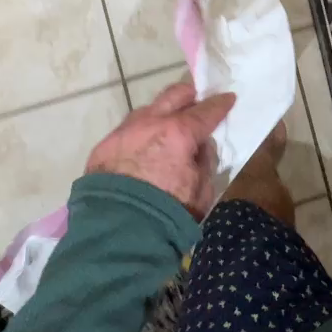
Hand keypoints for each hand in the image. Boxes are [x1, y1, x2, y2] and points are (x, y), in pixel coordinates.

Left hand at [86, 82, 236, 218]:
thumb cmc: (168, 216)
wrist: (116, 237)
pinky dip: (139, 134)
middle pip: (174, 95)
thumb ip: (205, 163)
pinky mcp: (103, 147)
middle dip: (189, 95)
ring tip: (165, 125)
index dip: (220, 104)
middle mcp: (151, 123)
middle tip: (196, 99)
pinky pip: (126, 131)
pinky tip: (141, 147)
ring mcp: (124, 132)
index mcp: (179, 133)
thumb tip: (200, 147)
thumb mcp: (202, 193)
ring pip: (147, 109)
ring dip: (160, 113)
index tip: (228, 98)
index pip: (206, 111)